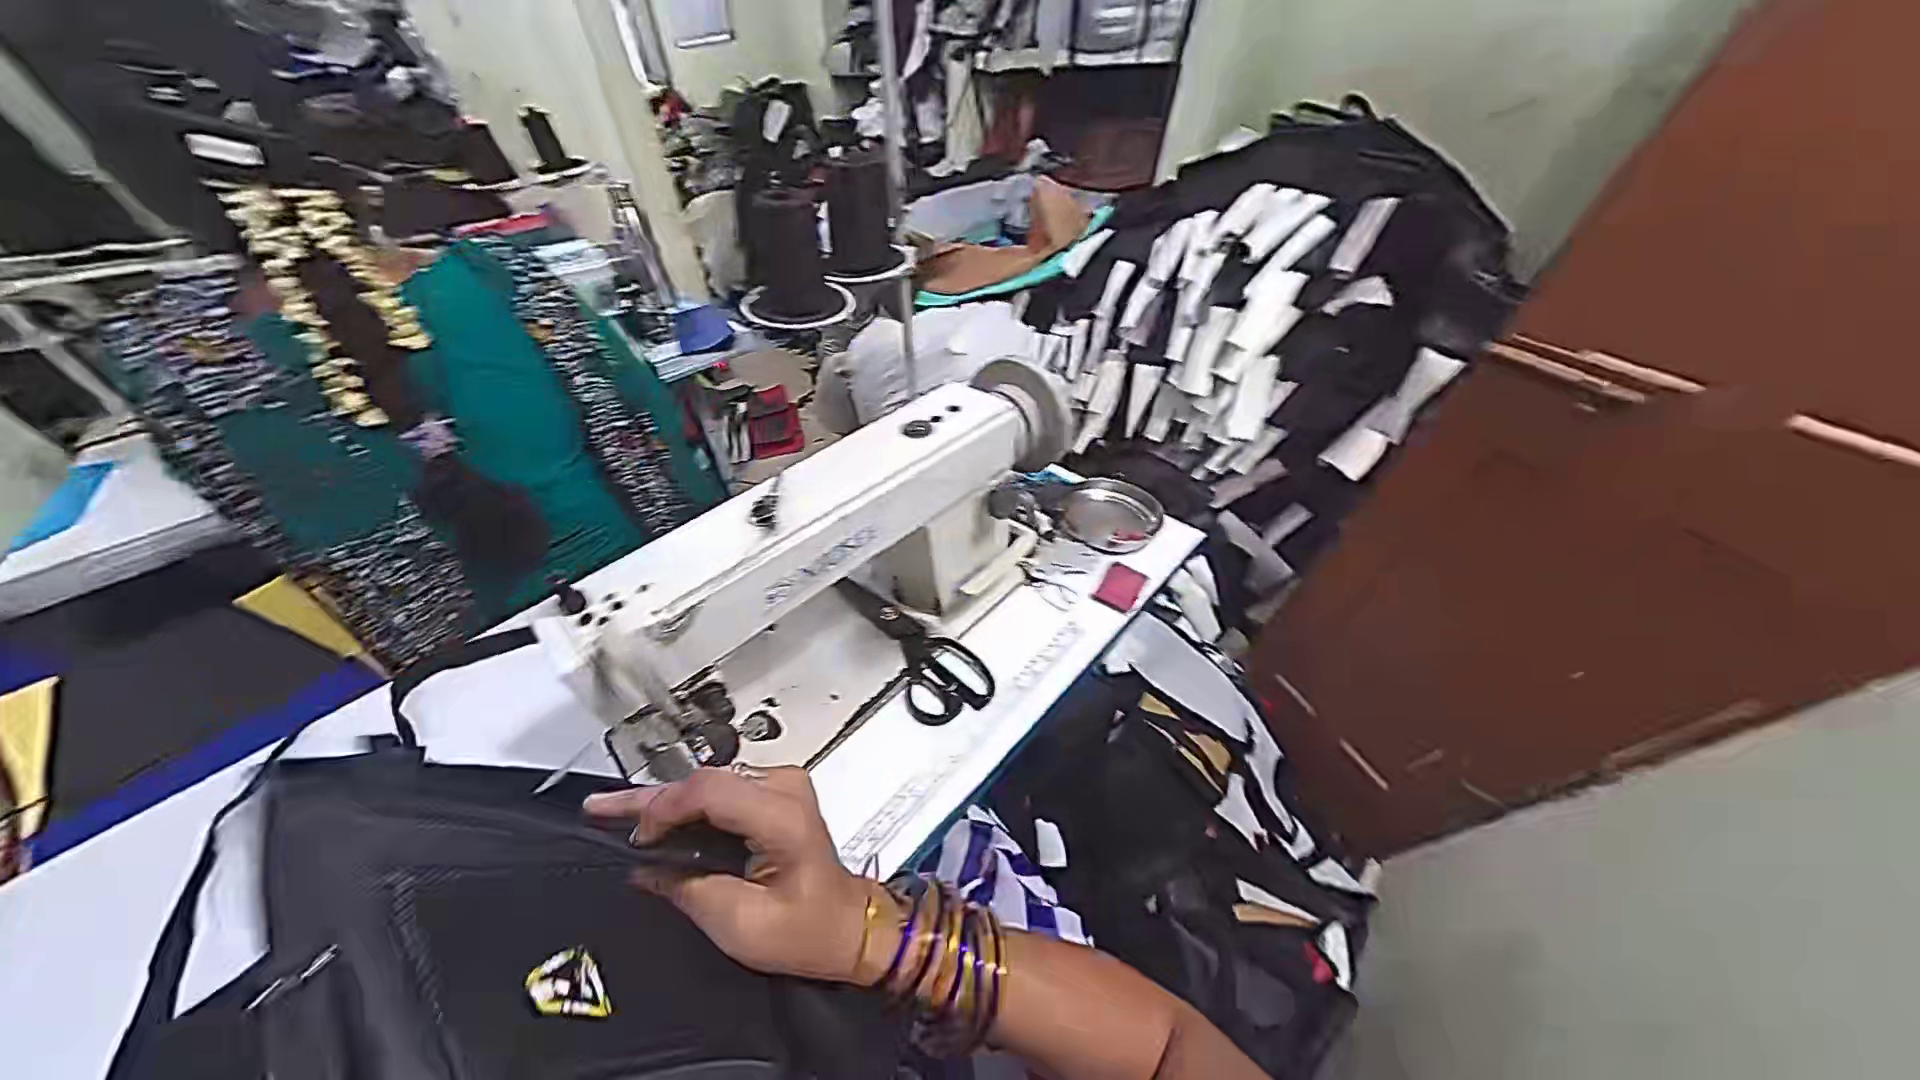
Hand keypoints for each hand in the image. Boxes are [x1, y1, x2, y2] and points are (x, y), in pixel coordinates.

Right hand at [583, 767, 890, 983]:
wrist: (844, 921)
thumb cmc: (809, 926)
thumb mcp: (740, 923)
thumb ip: (688, 888)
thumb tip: (648, 864)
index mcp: (783, 815)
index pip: (710, 790)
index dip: (664, 808)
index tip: (634, 836)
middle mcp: (785, 788)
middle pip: (705, 780)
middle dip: (652, 800)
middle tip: (601, 809)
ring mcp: (782, 785)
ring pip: (709, 781)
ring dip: (665, 800)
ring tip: (617, 811)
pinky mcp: (775, 792)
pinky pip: (721, 788)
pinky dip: (687, 803)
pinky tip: (656, 814)